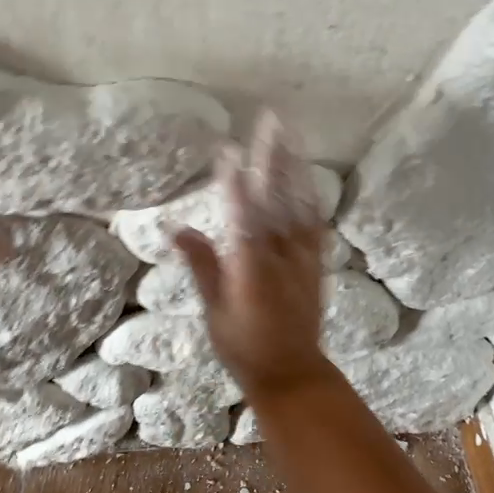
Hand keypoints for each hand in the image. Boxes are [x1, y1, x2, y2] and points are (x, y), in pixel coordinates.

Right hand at [173, 112, 334, 398]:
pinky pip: (314, 221)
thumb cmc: (244, 346)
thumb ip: (202, 264)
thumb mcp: (214, 310)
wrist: (292, 372)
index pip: (241, 215)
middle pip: (275, 198)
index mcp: (250, 268)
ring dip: (293, 166)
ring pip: (298, 203)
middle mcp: (280, 256)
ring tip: (290, 132)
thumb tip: (177, 228)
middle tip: (270, 120)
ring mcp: (302, 257)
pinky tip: (306, 175)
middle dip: (272, 157)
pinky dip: (309, 194)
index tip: (228, 150)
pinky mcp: (316, 263)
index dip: (234, 181)